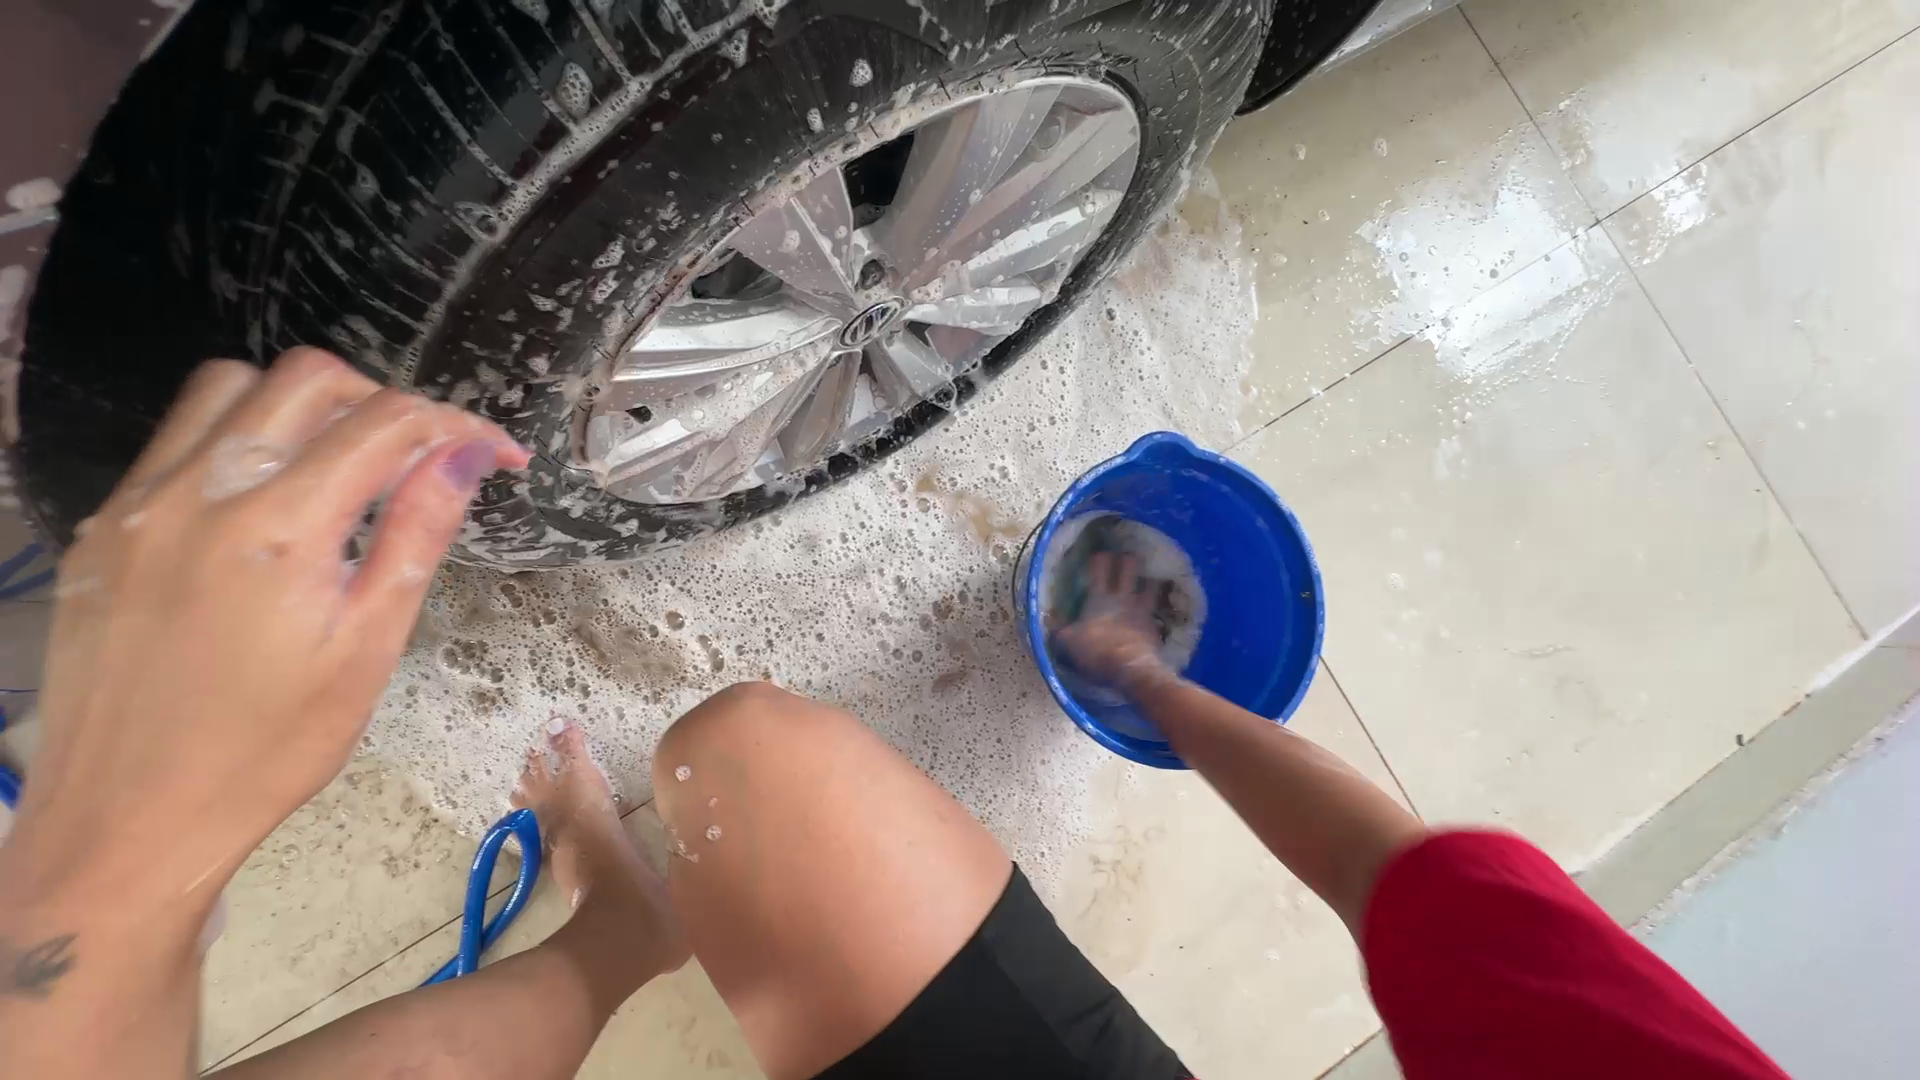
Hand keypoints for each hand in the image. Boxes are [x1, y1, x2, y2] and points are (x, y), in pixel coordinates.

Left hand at [12, 347, 528, 904]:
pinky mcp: (104, 525)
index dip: (461, 427)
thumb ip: (419, 531)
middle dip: (390, 403)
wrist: (131, 815)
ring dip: (310, 405)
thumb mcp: (374, 640)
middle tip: (430, 458)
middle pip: (309, 379)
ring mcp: (136, 503)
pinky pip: (179, 435)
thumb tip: (468, 456)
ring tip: (353, 462)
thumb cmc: (279, 740)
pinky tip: (278, 493)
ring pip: (232, 387)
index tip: (501, 457)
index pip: (388, 425)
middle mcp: (197, 492)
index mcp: (279, 528)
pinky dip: (247, 433)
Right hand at [1052, 551, 1171, 695]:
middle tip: (1128, 556)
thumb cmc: (1096, 651)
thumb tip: (1048, 621)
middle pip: (1129, 569)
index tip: (1099, 553)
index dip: (1099, 558)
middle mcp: (1123, 599)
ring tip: (1150, 578)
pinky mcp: (1154, 628)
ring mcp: (1142, 611)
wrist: (1131, 669)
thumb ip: (1058, 630)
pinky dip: (1155, 610)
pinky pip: (1156, 612)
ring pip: (1149, 587)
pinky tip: (1154, 612)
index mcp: (1099, 598)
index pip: (1100, 568)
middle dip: (1128, 560)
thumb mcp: (1067, 642)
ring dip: (1149, 581)